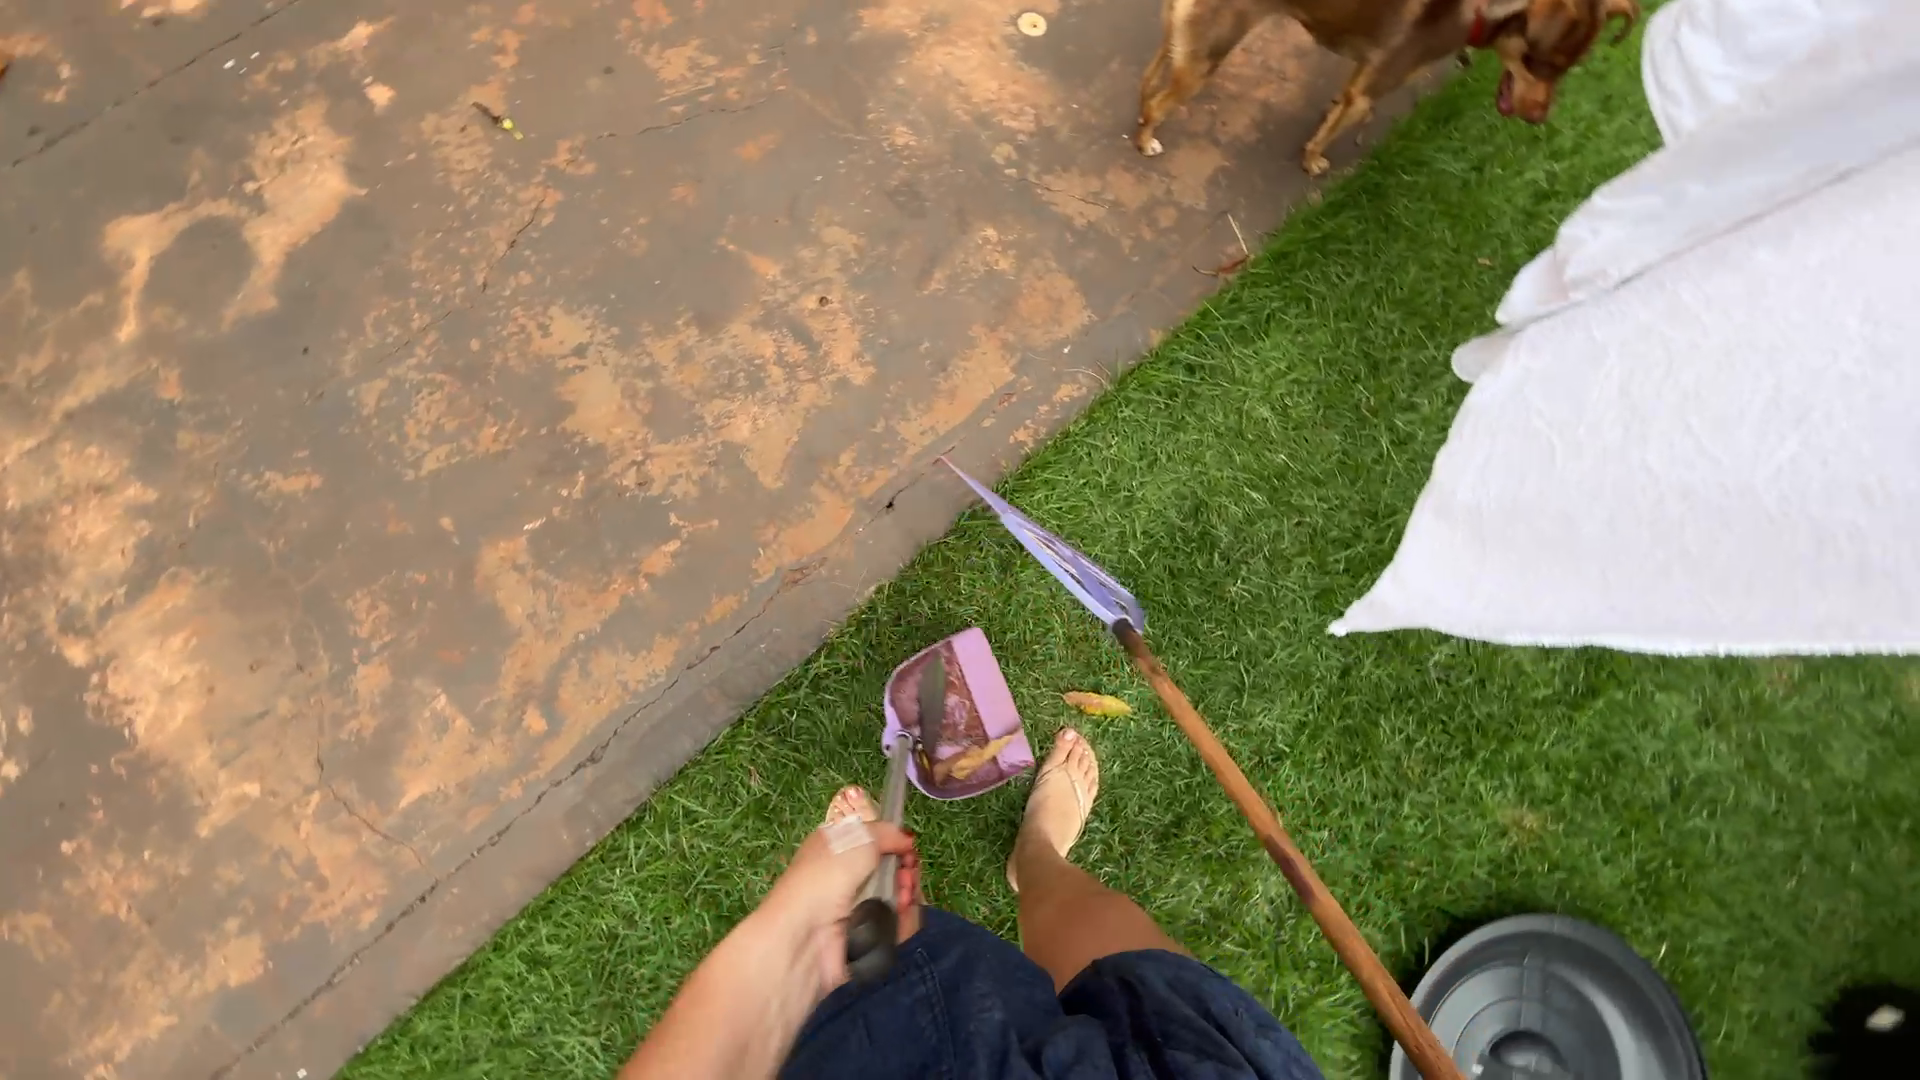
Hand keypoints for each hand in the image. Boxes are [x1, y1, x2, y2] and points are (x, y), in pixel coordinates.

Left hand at [755, 815, 919, 999]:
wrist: (805, 934)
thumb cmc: (827, 875)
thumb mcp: (858, 838)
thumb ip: (886, 833)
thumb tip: (906, 839)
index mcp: (840, 847)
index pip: (877, 842)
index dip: (896, 845)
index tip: (908, 849)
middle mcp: (849, 875)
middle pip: (893, 869)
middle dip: (907, 870)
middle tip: (907, 875)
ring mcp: (858, 907)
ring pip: (898, 897)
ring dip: (907, 894)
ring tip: (903, 898)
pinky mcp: (867, 936)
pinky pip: (896, 924)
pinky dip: (904, 919)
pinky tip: (902, 914)